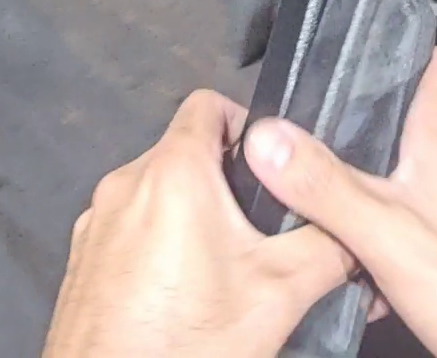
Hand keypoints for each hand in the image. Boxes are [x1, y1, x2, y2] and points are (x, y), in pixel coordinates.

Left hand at [43, 90, 356, 357]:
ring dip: (188, 210)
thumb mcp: (279, 293)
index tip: (264, 163)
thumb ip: (326, 244)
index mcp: (173, 171)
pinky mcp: (81, 258)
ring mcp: (97, 221)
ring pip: (156, 189)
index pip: (209, 102)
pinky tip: (177, 290)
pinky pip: (128, 225)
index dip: (244, 122)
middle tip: (253, 226)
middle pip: (186, 149)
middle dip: (222, 179)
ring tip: (218, 265)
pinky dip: (155, 241)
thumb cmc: (186, 345)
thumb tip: (355, 228)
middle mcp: (127, 183)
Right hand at [243, 50, 436, 357]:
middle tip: (316, 118)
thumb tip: (265, 135)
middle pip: (412, 115)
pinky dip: (384, 223)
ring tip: (319, 180)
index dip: (401, 46)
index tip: (358, 45)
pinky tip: (355, 249)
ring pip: (409, 168)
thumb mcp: (389, 232)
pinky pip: (415, 215)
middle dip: (366, 116)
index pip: (436, 63)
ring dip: (370, 174)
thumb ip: (326, 185)